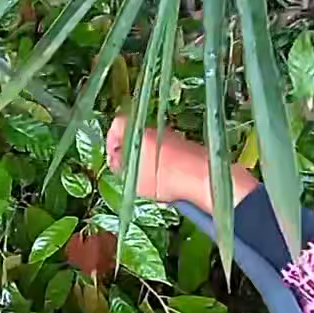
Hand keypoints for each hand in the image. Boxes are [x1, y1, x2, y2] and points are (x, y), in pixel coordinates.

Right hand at [104, 117, 256, 208]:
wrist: (202, 179)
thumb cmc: (164, 176)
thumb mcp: (130, 176)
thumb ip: (118, 165)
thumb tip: (116, 161)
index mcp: (139, 132)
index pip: (117, 124)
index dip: (110, 141)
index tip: (112, 157)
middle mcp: (157, 131)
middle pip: (136, 138)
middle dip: (130, 157)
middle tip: (128, 173)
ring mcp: (174, 140)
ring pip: (152, 150)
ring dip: (147, 166)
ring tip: (147, 185)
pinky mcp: (187, 151)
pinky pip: (168, 159)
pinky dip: (163, 171)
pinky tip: (164, 188)